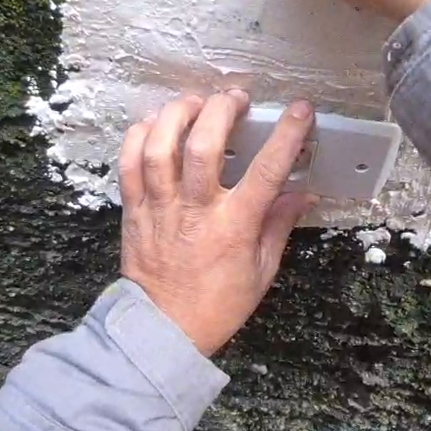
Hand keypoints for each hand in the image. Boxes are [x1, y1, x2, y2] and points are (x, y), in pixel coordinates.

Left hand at [119, 91, 318, 355]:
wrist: (162, 331)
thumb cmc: (216, 304)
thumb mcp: (261, 271)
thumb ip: (278, 226)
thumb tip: (301, 193)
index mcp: (233, 227)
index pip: (266, 171)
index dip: (286, 135)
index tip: (299, 110)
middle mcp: (194, 210)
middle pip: (204, 146)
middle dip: (221, 110)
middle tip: (235, 99)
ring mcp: (159, 208)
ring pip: (160, 148)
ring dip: (176, 115)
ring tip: (193, 102)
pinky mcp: (133, 210)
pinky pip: (128, 164)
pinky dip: (138, 137)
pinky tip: (154, 124)